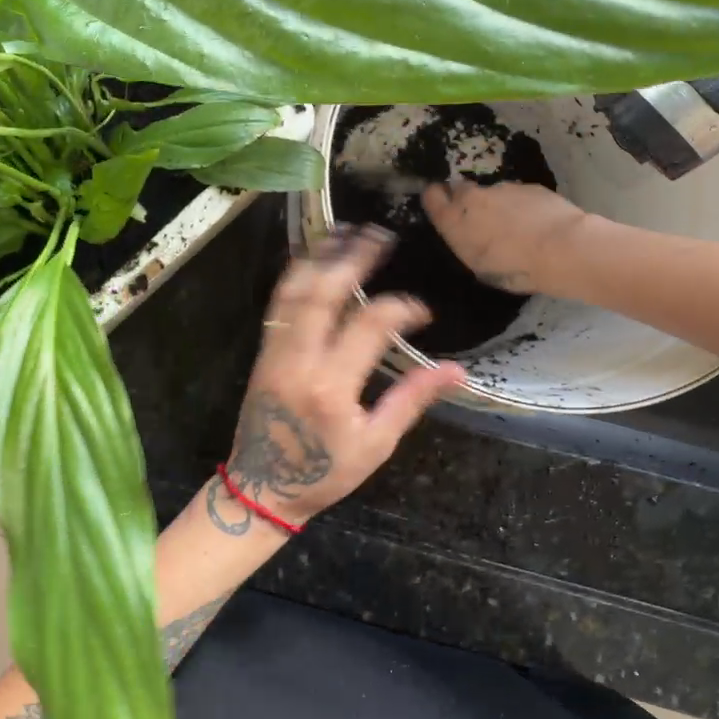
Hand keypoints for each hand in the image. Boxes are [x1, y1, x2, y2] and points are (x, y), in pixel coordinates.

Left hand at [209, 226, 465, 532]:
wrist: (262, 486)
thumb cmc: (324, 472)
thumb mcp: (376, 443)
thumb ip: (411, 399)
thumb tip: (456, 370)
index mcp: (332, 385)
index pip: (369, 325)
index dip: (400, 308)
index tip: (422, 309)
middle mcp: (299, 359)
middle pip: (324, 293)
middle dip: (352, 259)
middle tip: (379, 235)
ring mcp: (275, 351)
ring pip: (293, 291)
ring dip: (319, 257)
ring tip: (344, 231)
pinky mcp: (262, 351)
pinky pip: (277, 304)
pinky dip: (294, 276)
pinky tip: (311, 259)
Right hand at [421, 179, 587, 294]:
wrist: (564, 249)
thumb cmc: (515, 268)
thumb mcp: (478, 265)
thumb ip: (465, 242)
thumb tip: (467, 232)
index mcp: (453, 219)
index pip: (431, 196)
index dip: (436, 199)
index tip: (442, 207)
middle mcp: (472, 198)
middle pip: (460, 189)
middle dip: (465, 200)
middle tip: (479, 221)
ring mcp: (502, 189)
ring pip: (491, 193)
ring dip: (497, 205)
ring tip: (515, 227)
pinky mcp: (530, 186)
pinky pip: (517, 195)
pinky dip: (521, 205)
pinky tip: (536, 223)